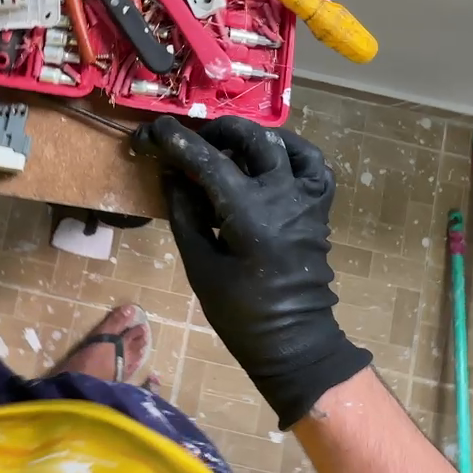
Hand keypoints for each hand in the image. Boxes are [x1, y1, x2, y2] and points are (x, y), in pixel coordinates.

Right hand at [134, 116, 370, 428]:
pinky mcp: (320, 208)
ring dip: (252, 137)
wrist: (295, 342)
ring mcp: (307, 199)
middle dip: (215, 131)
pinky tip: (270, 158)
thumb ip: (184, 212)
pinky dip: (290, 153)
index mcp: (249, 213)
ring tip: (229, 146)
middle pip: (251, 138)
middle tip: (192, 141)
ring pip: (284, 144)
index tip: (153, 130)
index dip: (176, 141)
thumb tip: (171, 174)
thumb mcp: (199, 264)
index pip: (207, 160)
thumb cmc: (241, 312)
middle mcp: (283, 195)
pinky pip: (313, 165)